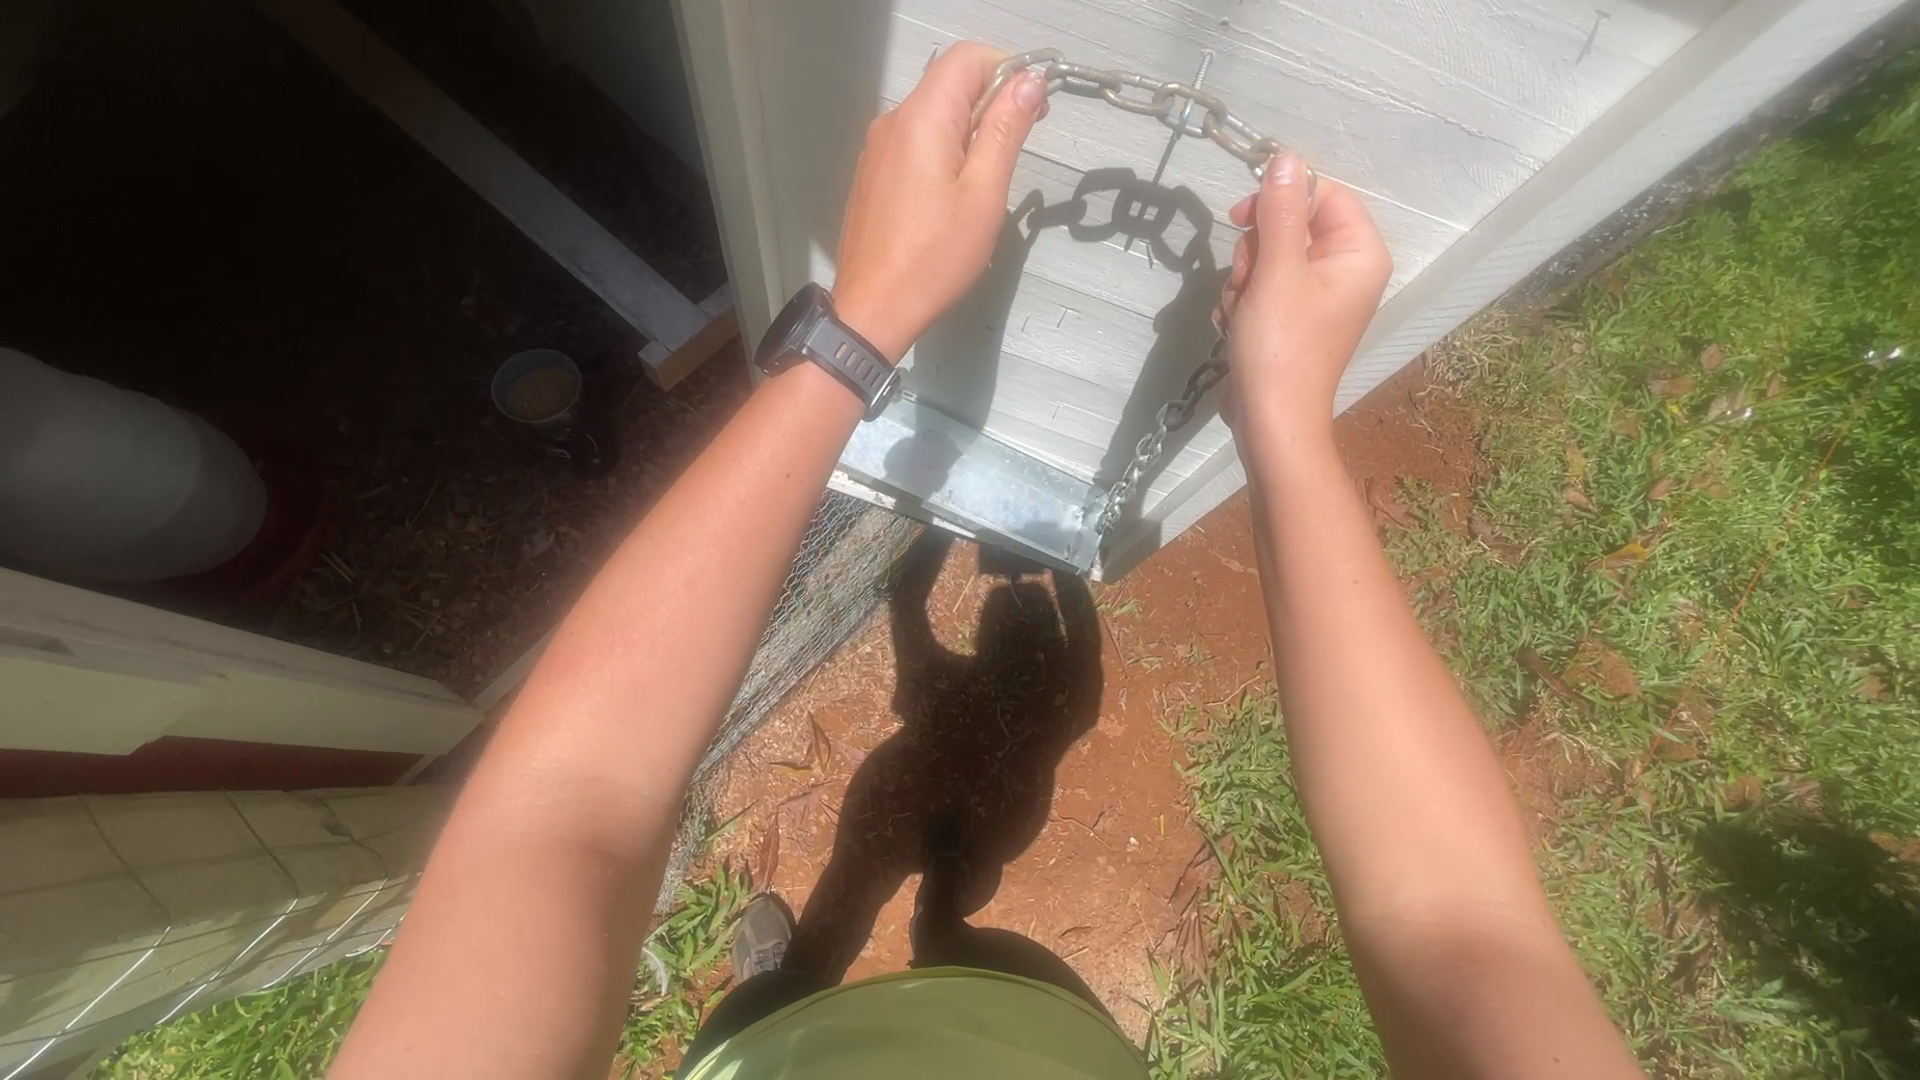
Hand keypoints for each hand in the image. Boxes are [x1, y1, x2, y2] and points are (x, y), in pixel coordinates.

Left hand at [831, 44, 1046, 362]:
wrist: (876, 308)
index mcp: (922, 118)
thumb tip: (1029, 81)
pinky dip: (942, 153)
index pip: (967, 59)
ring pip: (931, 117)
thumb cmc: (934, 260)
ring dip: (967, 132)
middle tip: (1020, 143)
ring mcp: (877, 150)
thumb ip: (1005, 131)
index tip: (1034, 106)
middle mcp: (893, 123)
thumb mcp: (983, 195)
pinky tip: (953, 197)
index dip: (1007, 70)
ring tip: (987, 181)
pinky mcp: (872, 177)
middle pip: (948, 84)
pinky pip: (913, 146)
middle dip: (991, 101)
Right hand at [1218, 154, 1391, 445]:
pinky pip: (1260, 291)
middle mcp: (1344, 272)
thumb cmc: (1280, 346)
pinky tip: (1235, 328)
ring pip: (1267, 261)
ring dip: (1241, 283)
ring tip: (1239, 315)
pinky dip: (1241, 305)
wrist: (1269, 419)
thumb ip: (1280, 212)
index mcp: (1359, 253)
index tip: (1239, 217)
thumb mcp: (1276, 272)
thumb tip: (1286, 157)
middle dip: (1254, 254)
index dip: (1278, 200)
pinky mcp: (1289, 321)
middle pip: (1289, 228)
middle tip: (1247, 286)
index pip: (1322, 196)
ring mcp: (1315, 299)